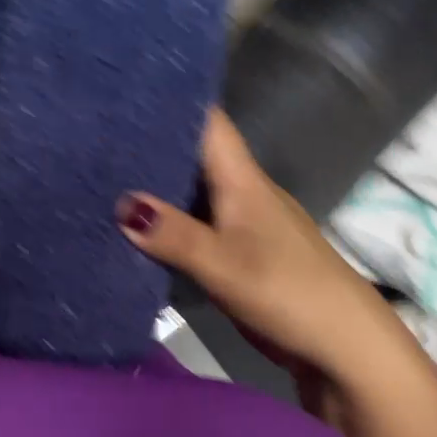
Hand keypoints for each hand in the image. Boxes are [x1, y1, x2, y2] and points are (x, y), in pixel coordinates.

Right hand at [117, 109, 398, 380]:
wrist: (342, 347)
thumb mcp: (223, 263)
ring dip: (154, 186)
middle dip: (151, 144)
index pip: (210, 125)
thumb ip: (172, 234)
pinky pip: (192, 226)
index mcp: (244, 183)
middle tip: (94, 136)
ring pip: (191, 193)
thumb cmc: (288, 292)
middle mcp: (243, 195)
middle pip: (194, 157)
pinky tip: (132, 229)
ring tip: (99, 177)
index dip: (175, 101)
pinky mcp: (237, 255)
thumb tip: (121, 203)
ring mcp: (241, 226)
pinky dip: (163, 223)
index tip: (128, 89)